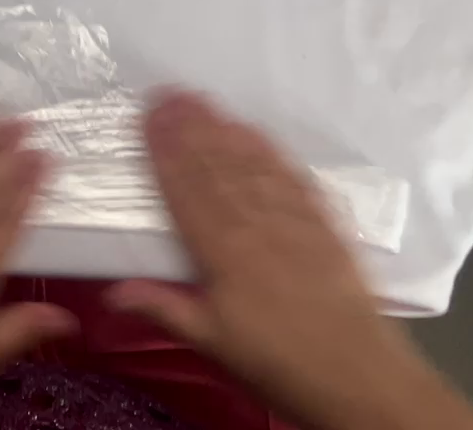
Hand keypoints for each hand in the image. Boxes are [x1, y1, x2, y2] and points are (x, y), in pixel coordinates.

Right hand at [106, 92, 472, 429]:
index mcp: (222, 251)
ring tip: (200, 99)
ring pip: (248, 164)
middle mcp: (254, 226)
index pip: (185, 189)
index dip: (164, 150)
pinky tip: (253, 130)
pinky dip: (268, 151)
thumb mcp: (214, 343)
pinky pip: (290, 179)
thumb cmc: (278, 362)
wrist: (362, 382)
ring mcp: (291, 221)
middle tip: (167, 91)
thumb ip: (164, 308)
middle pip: (214, 167)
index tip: (147, 117)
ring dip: (221, 128)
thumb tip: (110, 291)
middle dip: (188, 126)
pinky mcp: (322, 225)